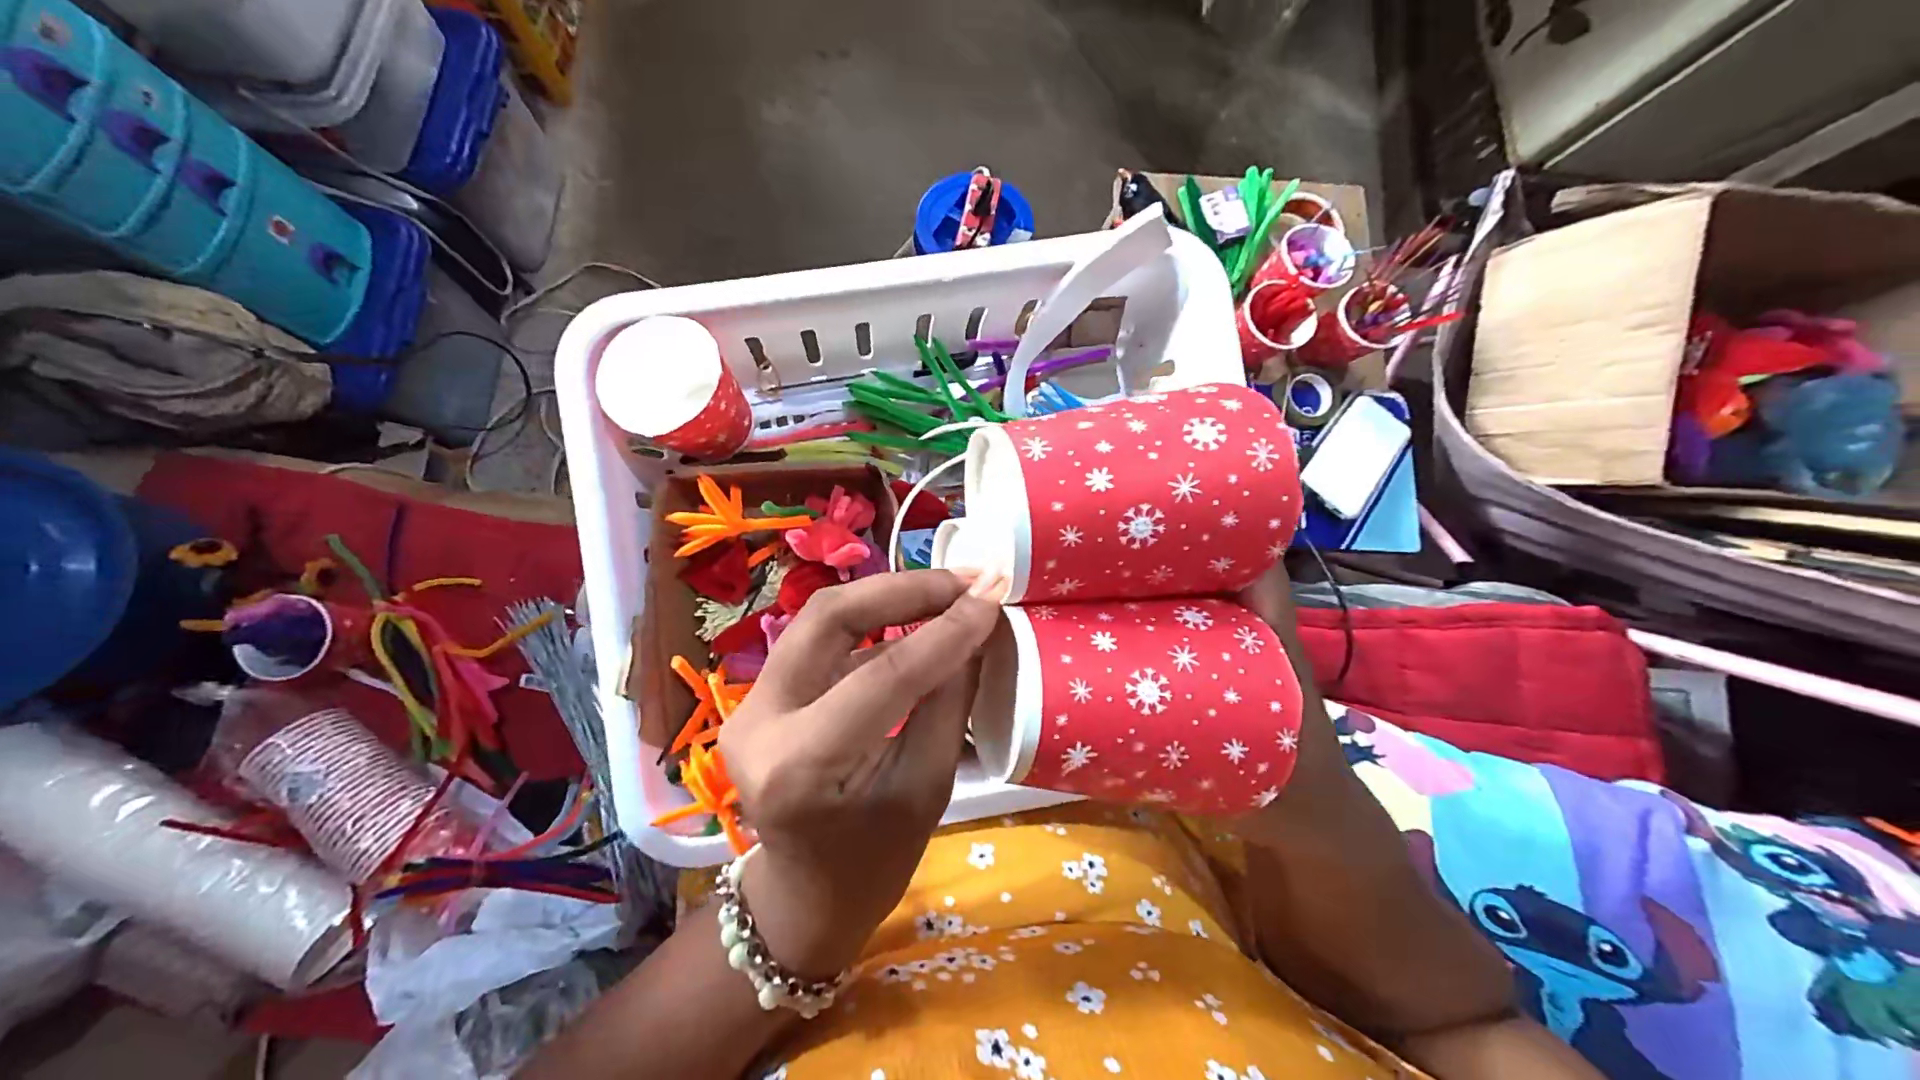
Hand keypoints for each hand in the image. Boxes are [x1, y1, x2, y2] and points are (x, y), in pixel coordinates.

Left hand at [717, 569, 1008, 977]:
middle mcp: (760, 722)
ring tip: (951, 592)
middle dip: (905, 588)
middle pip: (829, 616)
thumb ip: (949, 702)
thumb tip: (978, 629)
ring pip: (820, 618)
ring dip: (889, 597)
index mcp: (802, 766)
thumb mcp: (926, 789)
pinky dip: (874, 625)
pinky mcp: (760, 697)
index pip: (882, 675)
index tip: (993, 595)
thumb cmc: (873, 866)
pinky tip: (919, 622)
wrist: (803, 899)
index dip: (944, 630)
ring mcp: (751, 705)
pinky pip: (821, 642)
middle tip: (967, 580)